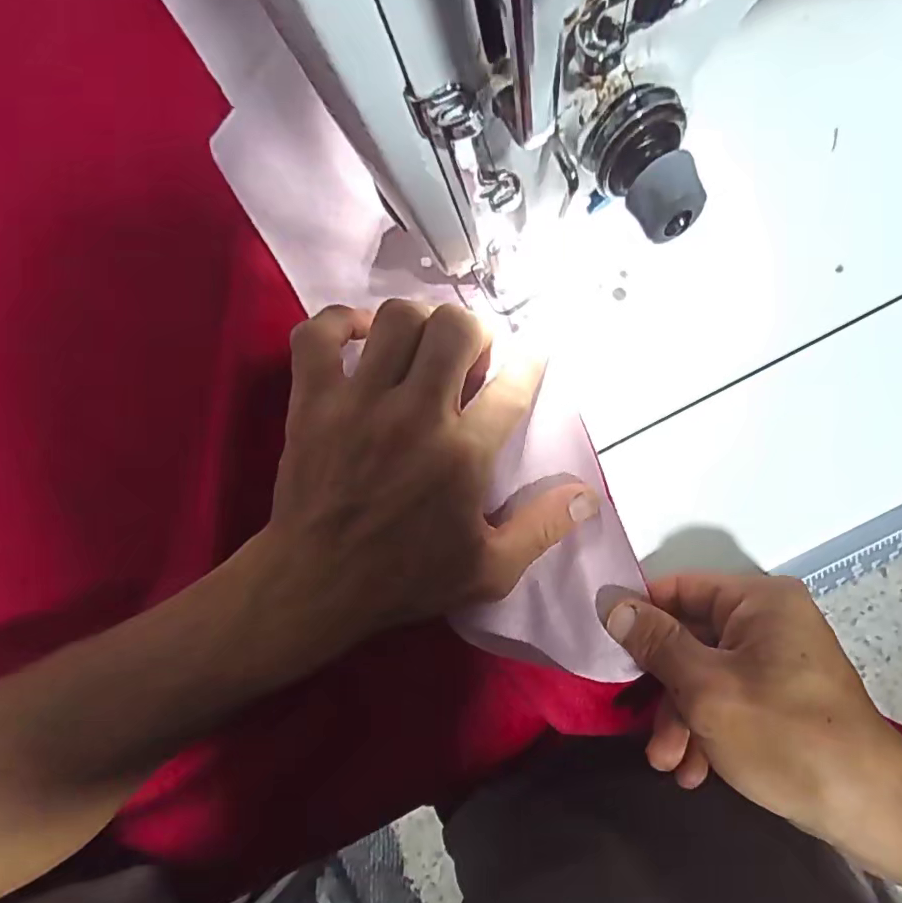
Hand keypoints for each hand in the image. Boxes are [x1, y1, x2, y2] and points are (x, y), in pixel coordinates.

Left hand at [254, 300, 597, 667]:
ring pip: (396, 318)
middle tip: (471, 357)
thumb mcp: (489, 571)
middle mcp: (415, 415)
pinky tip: (361, 337)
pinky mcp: (312, 401)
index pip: (511, 386)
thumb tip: (589, 497)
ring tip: (423, 346)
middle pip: (455, 328)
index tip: (530, 357)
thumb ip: (542, 529)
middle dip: (474, 331)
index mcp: (463, 455)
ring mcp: (358, 403)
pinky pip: (319, 333)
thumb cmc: (405, 580)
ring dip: (420, 321)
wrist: (317, 584)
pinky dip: (340, 321)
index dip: (529, 362)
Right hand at [602, 575, 901, 851]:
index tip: (606, 652)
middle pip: (688, 639)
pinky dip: (707, 730)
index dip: (638, 617)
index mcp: (758, 601)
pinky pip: (728, 697)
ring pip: (703, 675)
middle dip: (663, 691)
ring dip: (681, 720)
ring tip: (671, 766)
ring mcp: (776, 660)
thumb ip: (655, 643)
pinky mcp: (780, 696)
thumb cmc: (785, 737)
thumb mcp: (705, 688)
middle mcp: (768, 621)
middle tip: (643, 731)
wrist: (873, 810)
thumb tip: (611, 603)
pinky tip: (696, 771)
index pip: (679, 589)